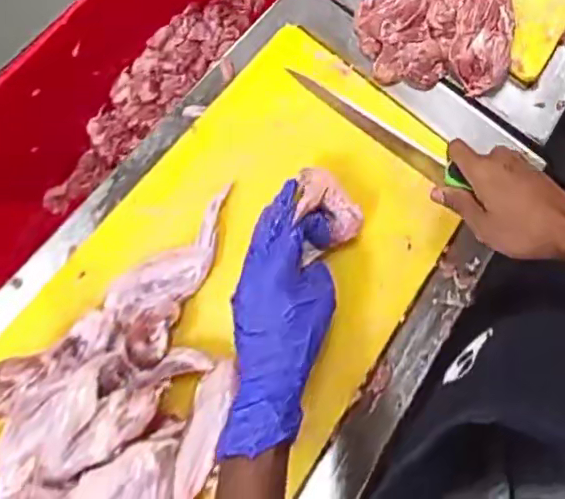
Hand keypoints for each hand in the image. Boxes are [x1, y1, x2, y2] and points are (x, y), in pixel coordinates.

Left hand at [218, 180, 336, 459]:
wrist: (270, 377)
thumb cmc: (300, 335)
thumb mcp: (320, 291)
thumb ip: (313, 264)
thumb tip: (308, 258)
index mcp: (274, 263)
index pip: (285, 222)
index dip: (294, 203)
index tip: (299, 186)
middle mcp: (254, 268)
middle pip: (266, 227)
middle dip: (280, 207)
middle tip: (291, 191)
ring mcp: (245, 282)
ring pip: (258, 242)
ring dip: (272, 223)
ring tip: (284, 210)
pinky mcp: (244, 296)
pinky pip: (255, 256)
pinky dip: (267, 242)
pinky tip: (277, 241)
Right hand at [432, 142, 564, 261]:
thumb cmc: (521, 229)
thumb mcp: (483, 226)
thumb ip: (459, 204)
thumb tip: (437, 190)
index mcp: (482, 168)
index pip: (456, 148)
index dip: (451, 163)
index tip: (456, 186)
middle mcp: (499, 156)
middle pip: (476, 160)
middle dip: (473, 180)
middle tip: (480, 209)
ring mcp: (518, 160)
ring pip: (494, 166)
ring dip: (492, 182)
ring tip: (500, 211)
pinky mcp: (533, 167)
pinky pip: (510, 170)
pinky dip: (508, 183)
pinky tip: (517, 207)